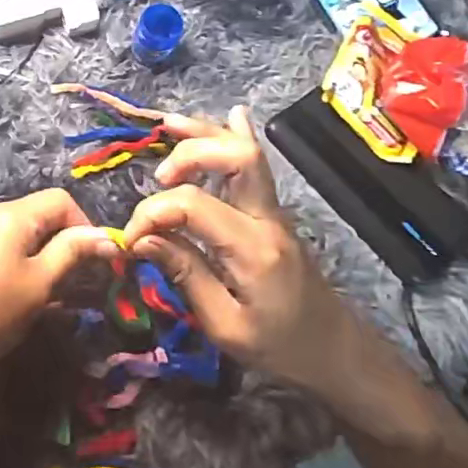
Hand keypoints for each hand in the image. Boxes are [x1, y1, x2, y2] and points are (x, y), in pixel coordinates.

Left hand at [0, 189, 117, 419]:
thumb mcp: (38, 286)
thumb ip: (72, 252)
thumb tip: (108, 237)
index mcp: (9, 213)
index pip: (61, 200)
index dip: (84, 225)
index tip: (94, 261)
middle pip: (39, 212)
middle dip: (62, 241)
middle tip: (71, 282)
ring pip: (21, 228)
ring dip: (41, 252)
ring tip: (44, 291)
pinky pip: (0, 240)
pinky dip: (18, 257)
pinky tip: (15, 291)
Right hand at [123, 107, 439, 443]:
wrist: (336, 352)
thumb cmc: (280, 348)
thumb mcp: (225, 327)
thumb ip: (184, 274)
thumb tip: (141, 240)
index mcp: (253, 250)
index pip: (195, 205)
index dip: (153, 212)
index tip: (132, 238)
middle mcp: (267, 219)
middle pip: (236, 157)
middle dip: (189, 155)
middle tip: (158, 180)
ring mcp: (273, 210)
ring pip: (246, 151)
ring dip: (206, 134)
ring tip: (170, 124)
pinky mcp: (271, 211)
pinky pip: (255, 164)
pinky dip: (238, 137)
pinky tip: (231, 115)